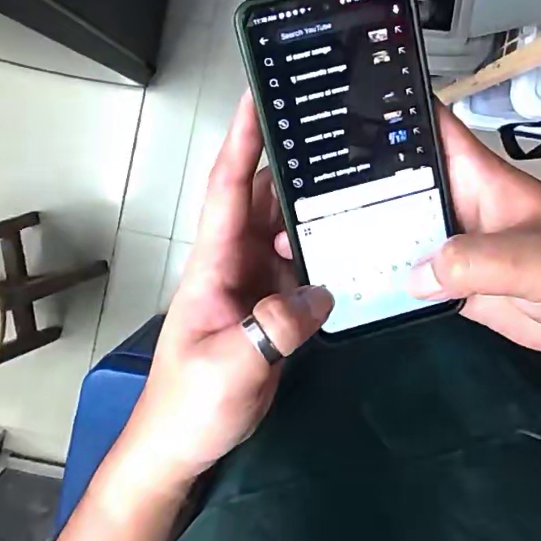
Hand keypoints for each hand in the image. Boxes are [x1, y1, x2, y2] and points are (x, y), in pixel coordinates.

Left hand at [113, 94, 333, 490]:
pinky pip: (303, 264)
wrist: (182, 445)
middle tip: (334, 126)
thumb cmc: (188, 405)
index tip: (257, 95)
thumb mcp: (228, 369)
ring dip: (313, 203)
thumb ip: (271, 329)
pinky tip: (357, 241)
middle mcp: (236, 262)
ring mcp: (256, 283)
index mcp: (214, 264)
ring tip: (358, 175)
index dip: (241, 141)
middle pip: (263, 197)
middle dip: (291, 159)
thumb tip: (320, 293)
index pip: (227, 189)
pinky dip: (326, 248)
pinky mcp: (274, 307)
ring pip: (285, 228)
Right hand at [275, 102, 540, 355]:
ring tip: (298, 231)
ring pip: (390, 228)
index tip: (339, 99)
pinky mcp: (442, 281)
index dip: (391, 106)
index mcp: (475, 176)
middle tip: (294, 182)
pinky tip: (337, 277)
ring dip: (353, 230)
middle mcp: (452, 201)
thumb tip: (416, 273)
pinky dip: (372, 273)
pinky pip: (400, 271)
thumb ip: (482, 260)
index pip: (430, 127)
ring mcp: (445, 242)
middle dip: (350, 176)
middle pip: (393, 179)